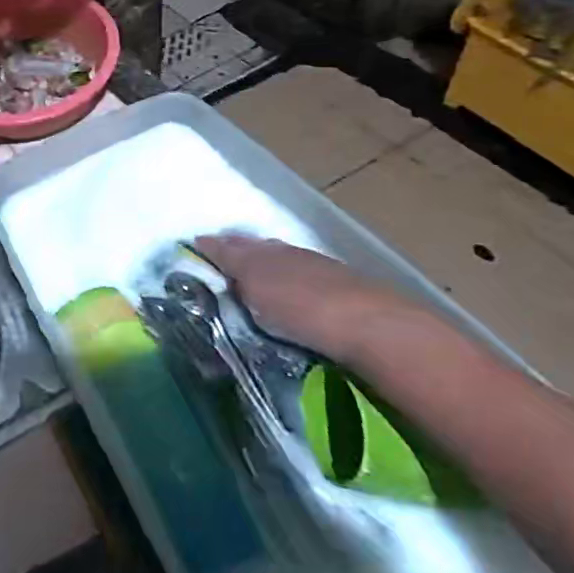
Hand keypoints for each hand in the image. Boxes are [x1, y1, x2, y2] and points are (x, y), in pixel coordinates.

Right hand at [193, 233, 428, 361]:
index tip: (195, 248)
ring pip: (282, 258)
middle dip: (239, 251)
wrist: (378, 327)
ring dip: (269, 265)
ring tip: (259, 278)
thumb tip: (216, 267)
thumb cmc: (302, 311)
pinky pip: (307, 274)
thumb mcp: (255, 298)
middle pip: (254, 247)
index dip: (208, 247)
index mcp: (256, 252)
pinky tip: (297, 291)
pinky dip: (295, 278)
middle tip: (225, 262)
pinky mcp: (346, 285)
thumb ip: (234, 281)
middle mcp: (284, 251)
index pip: (224, 245)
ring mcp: (318, 265)